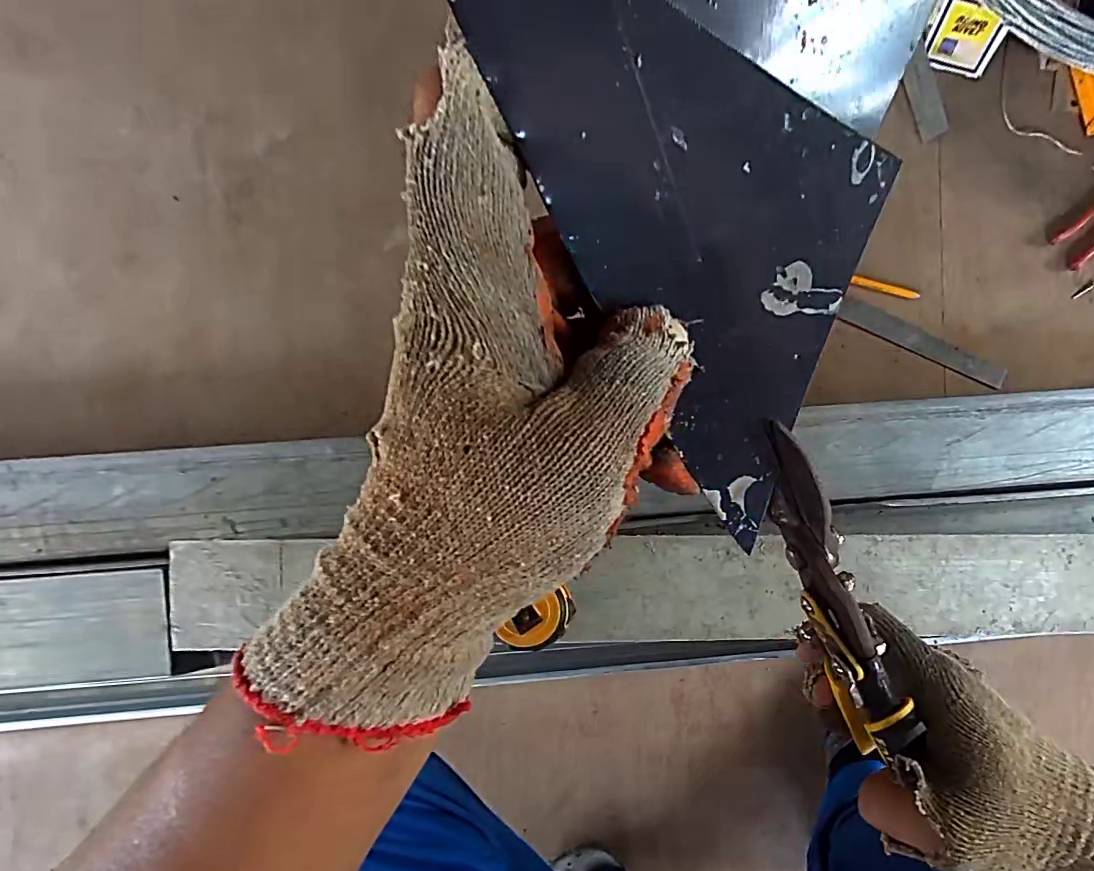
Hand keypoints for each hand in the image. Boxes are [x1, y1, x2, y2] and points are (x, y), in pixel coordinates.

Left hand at [235, 32, 693, 749]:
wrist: (428, 591)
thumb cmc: (492, 523)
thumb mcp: (587, 446)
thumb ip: (635, 365)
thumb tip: (658, 323)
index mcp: (474, 296)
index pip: (464, 154)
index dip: (487, 90)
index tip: (521, 56)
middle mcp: (471, 304)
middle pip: (539, 220)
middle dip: (612, 238)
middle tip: (665, 280)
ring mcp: (487, 347)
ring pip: (567, 295)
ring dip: (625, 336)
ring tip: (666, 402)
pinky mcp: (500, 386)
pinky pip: (568, 356)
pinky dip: (611, 388)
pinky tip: (654, 448)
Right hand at [817, 604, 1093, 870]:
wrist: (1082, 825)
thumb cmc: (1013, 819)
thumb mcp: (941, 828)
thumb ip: (883, 804)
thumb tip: (865, 782)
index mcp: (935, 683)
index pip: (872, 629)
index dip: (832, 636)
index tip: (808, 658)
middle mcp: (941, 675)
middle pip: (871, 649)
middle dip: (836, 667)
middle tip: (817, 699)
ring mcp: (949, 691)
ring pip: (885, 673)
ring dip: (854, 690)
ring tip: (834, 716)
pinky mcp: (955, 711)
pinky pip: (902, 694)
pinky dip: (875, 706)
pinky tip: (866, 735)